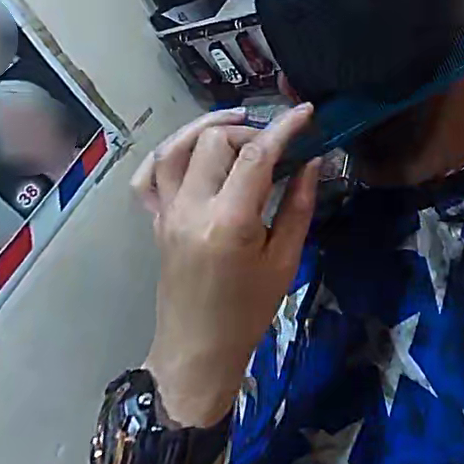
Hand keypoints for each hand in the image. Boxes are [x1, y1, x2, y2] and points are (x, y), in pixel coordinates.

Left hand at [136, 105, 320, 426]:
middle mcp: (191, 209)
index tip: (307, 112)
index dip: (284, 127)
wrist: (197, 351)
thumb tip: (313, 161)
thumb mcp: (286, 258)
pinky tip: (194, 146)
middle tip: (279, 145)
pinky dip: (169, 151)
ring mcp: (166, 213)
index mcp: (229, 222)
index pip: (256, 155)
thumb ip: (299, 204)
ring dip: (208, 127)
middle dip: (252, 130)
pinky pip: (149, 175)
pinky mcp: (155, 220)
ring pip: (176, 147)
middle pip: (214, 141)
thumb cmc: (249, 310)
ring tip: (239, 121)